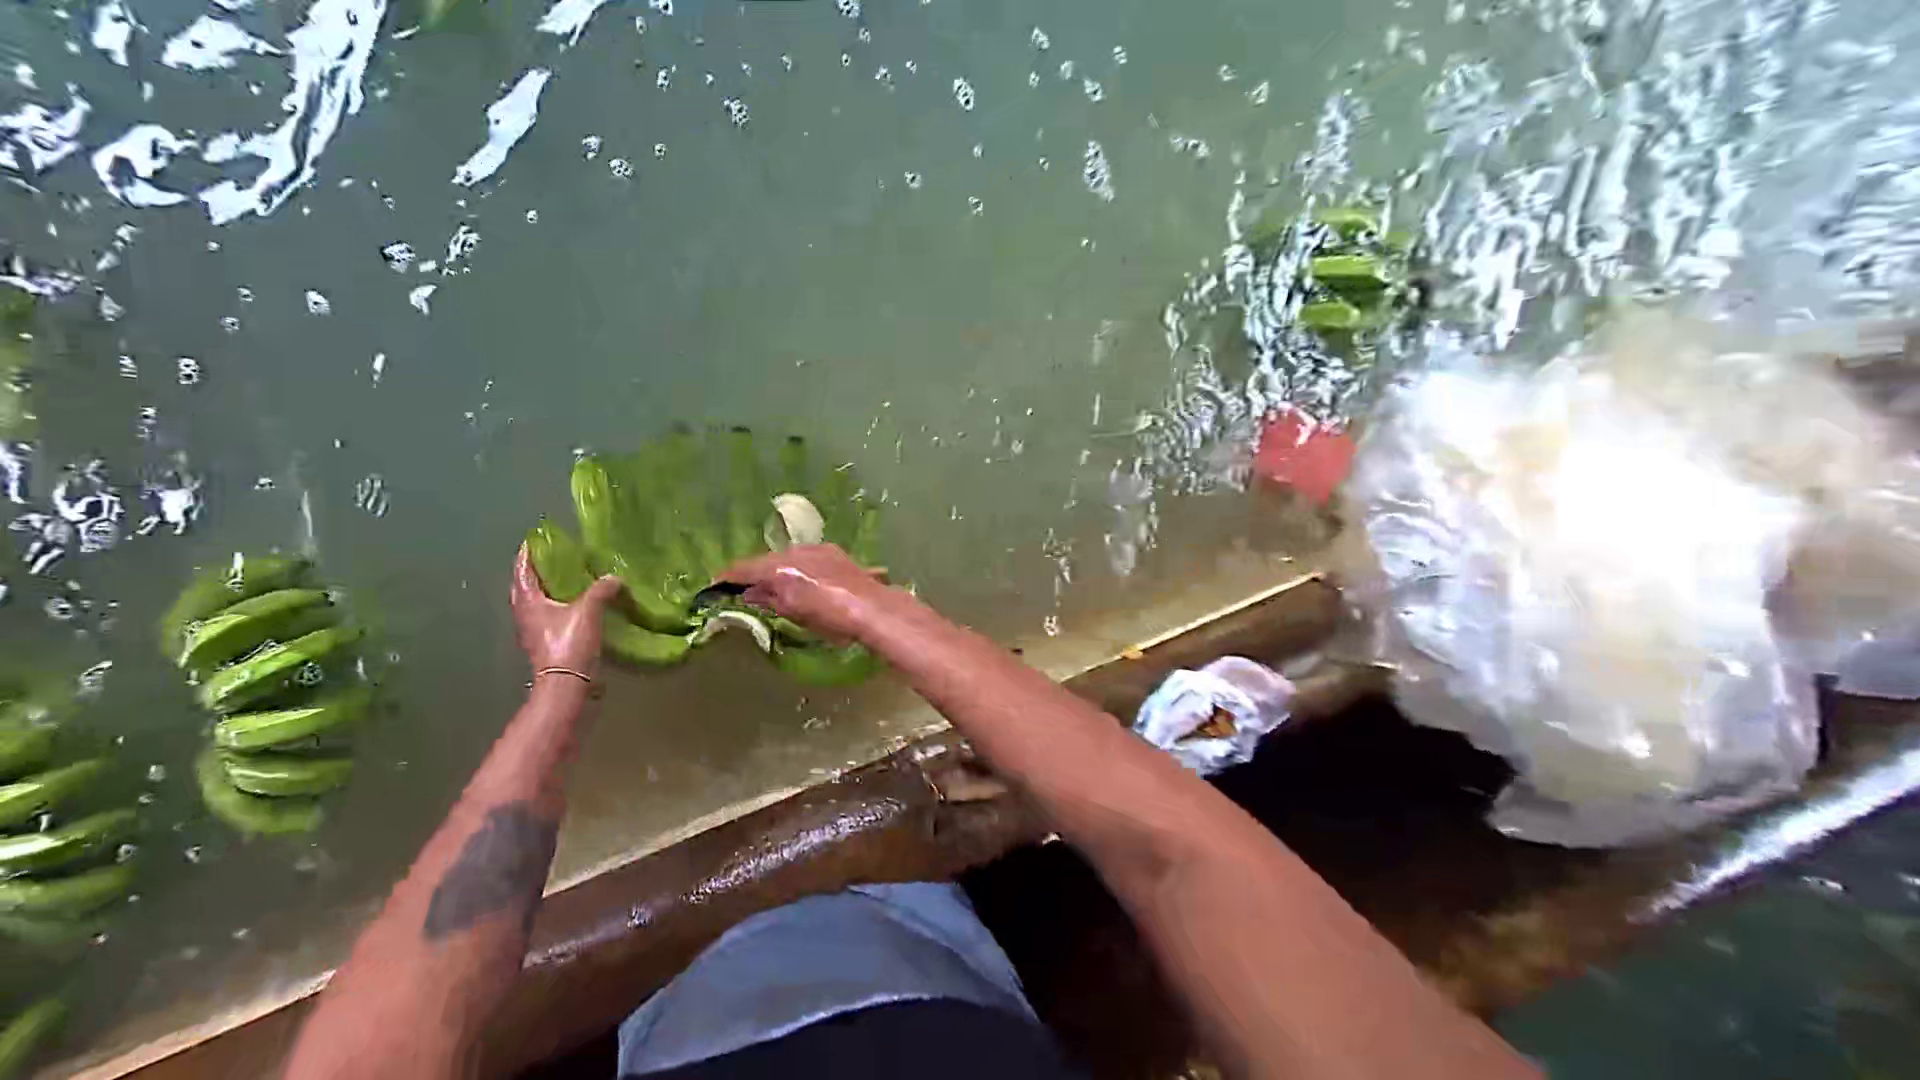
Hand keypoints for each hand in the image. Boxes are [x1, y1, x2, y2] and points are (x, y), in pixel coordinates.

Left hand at [510, 543, 623, 673]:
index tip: (537, 540)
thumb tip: (615, 577)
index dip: (529, 553)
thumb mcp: (588, 610)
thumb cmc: (568, 643)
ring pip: (537, 603)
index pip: (523, 570)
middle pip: (527, 586)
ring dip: (549, 590)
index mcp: (528, 601)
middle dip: (538, 571)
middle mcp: (525, 614)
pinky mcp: (545, 644)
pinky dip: (559, 606)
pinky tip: (575, 606)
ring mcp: (533, 631)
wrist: (566, 685)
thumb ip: (601, 590)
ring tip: (567, 579)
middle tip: (555, 557)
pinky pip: (549, 617)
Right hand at [719, 544, 895, 643]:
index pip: (743, 568)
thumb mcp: (794, 613)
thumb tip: (748, 594)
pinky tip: (802, 580)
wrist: (872, 608)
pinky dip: (798, 567)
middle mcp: (795, 551)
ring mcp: (816, 549)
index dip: (727, 578)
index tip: (716, 586)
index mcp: (779, 567)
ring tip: (774, 586)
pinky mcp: (833, 552)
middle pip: (765, 560)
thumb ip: (768, 600)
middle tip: (745, 590)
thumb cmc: (831, 618)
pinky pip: (805, 557)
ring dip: (778, 569)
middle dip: (754, 574)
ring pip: (786, 557)